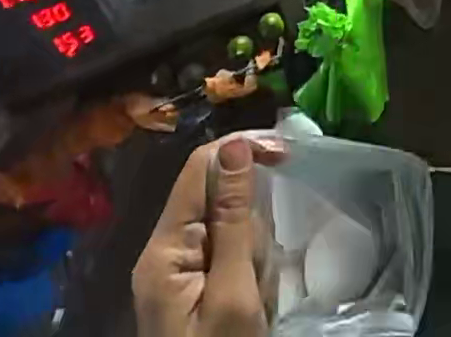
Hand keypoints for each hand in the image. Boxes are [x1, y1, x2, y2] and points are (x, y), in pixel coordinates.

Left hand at [133, 136, 277, 336]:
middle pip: (218, 197)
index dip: (241, 150)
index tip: (286, 153)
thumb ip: (234, 218)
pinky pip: (231, 253)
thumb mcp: (234, 295)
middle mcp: (166, 248)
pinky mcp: (196, 284)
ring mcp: (180, 268)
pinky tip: (252, 305)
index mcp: (164, 248)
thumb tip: (237, 144)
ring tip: (255, 302)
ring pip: (231, 226)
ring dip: (254, 255)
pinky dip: (250, 272)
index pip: (200, 168)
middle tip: (258, 277)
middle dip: (250, 226)